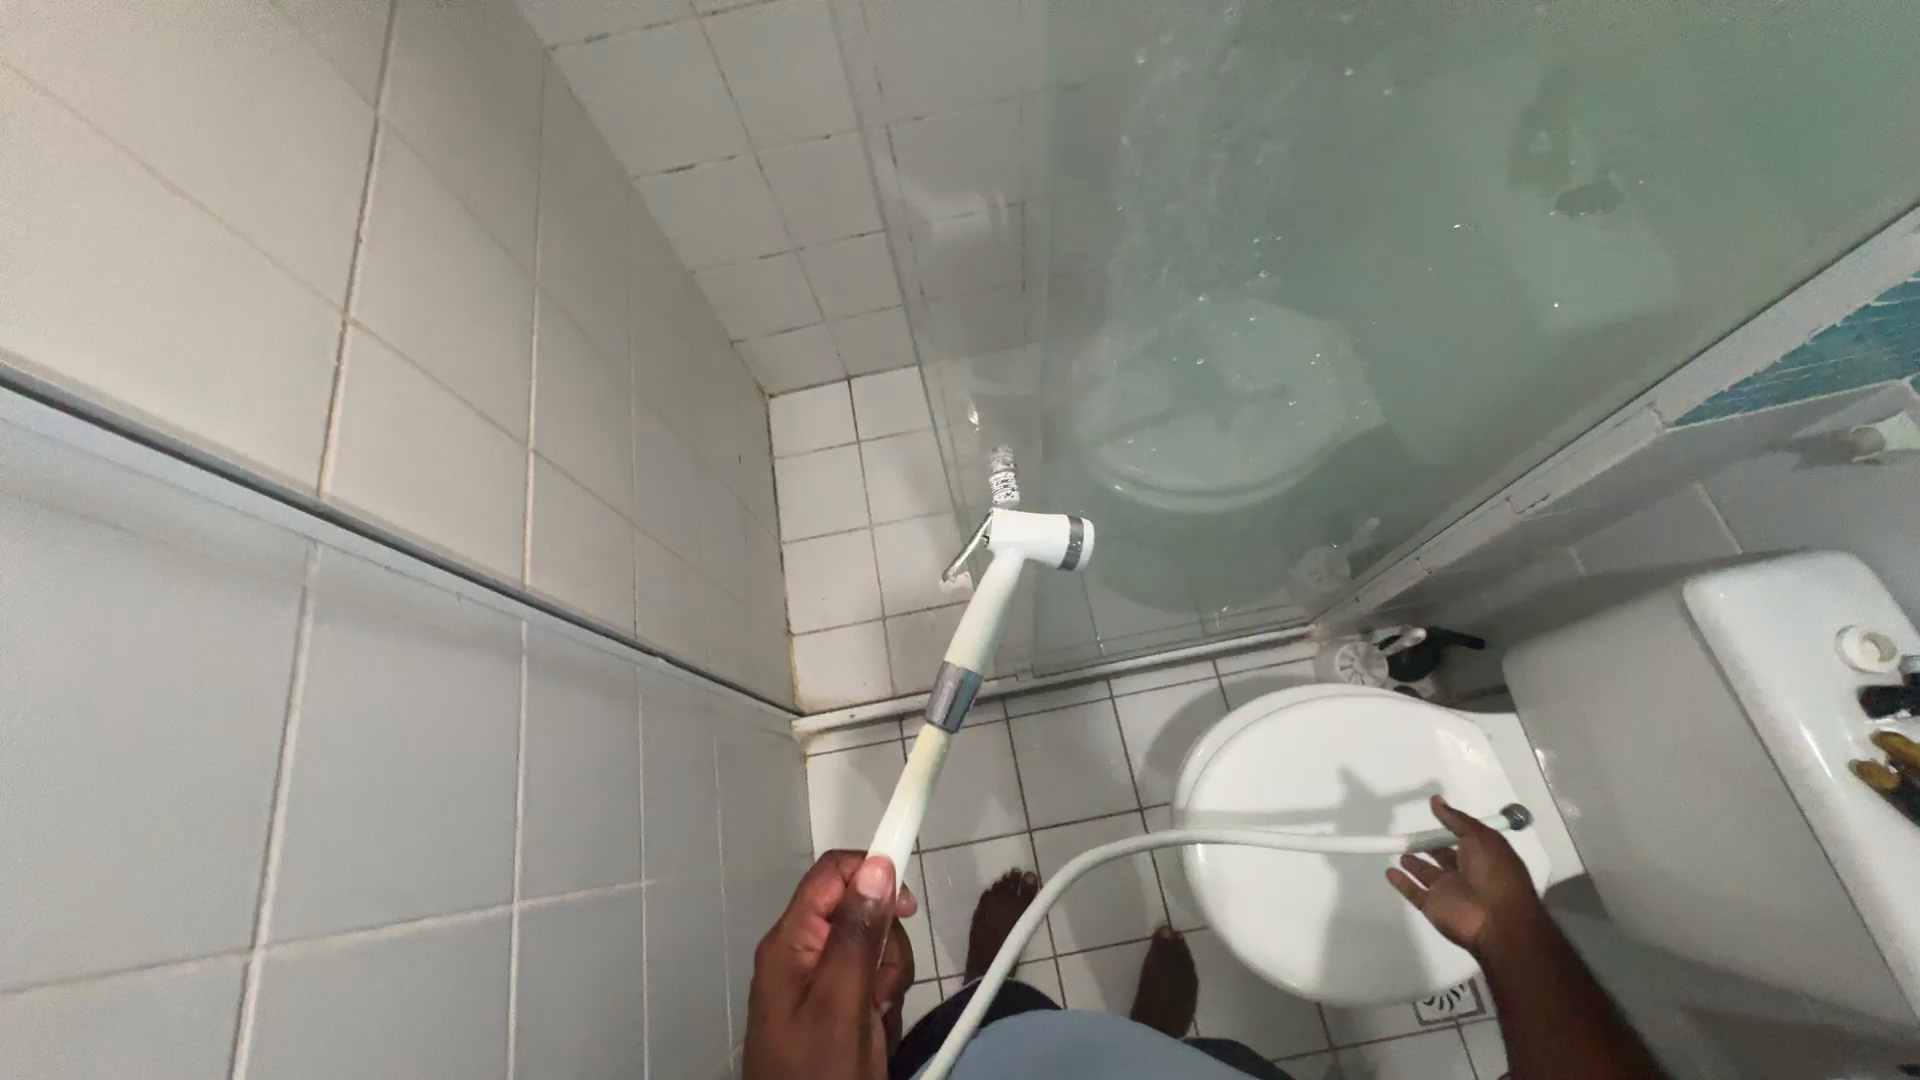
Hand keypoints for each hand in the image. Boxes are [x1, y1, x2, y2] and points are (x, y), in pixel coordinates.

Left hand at [745, 851, 918, 1079]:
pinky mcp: (837, 1004)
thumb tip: (877, 864)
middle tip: (883, 984)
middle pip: (859, 908)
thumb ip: (858, 933)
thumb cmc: (818, 1075)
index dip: (872, 870)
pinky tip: (877, 1029)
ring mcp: (819, 980)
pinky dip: (885, 998)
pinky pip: (874, 977)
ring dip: (888, 975)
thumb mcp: (842, 1004)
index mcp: (791, 942)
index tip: (908, 902)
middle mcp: (803, 952)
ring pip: (873, 944)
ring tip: (878, 1016)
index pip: (833, 874)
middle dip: (885, 941)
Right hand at [1387, 796, 1542, 954]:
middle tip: (1412, 835)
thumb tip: (1436, 801)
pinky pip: (1413, 892)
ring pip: (1427, 874)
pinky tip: (1389, 872)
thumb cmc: (1495, 876)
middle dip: (1429, 846)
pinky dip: (1401, 882)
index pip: (1463, 841)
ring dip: (1415, 864)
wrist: (1498, 923)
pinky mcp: (1433, 906)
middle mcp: (1466, 874)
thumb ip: (1457, 820)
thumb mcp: (1482, 839)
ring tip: (1400, 851)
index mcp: (1483, 859)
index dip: (1450, 830)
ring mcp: (1449, 892)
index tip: (1432, 816)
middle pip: (1443, 857)